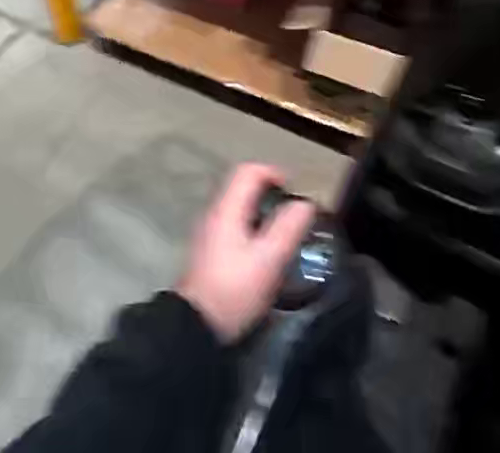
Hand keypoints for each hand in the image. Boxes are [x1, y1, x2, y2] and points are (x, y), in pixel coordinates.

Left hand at [175, 163, 315, 343]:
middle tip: (291, 208)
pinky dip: (251, 224)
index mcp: (227, 209)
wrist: (194, 328)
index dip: (273, 172)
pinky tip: (264, 249)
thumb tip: (305, 203)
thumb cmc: (234, 289)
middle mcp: (214, 214)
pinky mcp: (208, 251)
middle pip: (241, 186)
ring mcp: (208, 232)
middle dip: (269, 190)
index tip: (294, 189)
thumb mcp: (268, 260)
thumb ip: (288, 228)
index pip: (248, 171)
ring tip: (282, 228)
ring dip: (261, 209)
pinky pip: (233, 223)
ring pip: (237, 205)